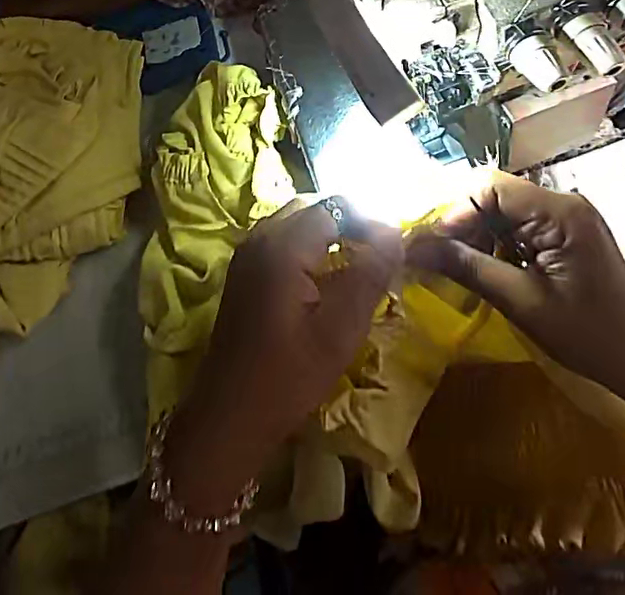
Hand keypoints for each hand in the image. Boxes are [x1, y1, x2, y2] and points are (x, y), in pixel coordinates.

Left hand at [166, 199, 401, 511]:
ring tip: (359, 262)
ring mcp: (247, 254)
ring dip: (330, 233)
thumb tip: (394, 231)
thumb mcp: (340, 329)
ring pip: (298, 221)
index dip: (370, 220)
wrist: (228, 418)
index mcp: (283, 245)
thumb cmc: (288, 376)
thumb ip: (370, 274)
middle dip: (351, 222)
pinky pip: (283, 239)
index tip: (396, 247)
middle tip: (380, 252)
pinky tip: (327, 278)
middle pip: (315, 207)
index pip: (337, 207)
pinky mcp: (244, 273)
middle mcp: (260, 237)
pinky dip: (310, 246)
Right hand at [404, 170, 624, 387]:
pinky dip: (501, 243)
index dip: (458, 213)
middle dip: (467, 225)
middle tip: (445, 259)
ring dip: (481, 235)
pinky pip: (523, 225)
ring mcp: (570, 216)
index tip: (435, 247)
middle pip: (498, 196)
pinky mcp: (569, 232)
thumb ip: (468, 267)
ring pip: (507, 211)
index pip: (492, 189)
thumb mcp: (521, 301)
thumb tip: (415, 249)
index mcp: (560, 212)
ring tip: (465, 267)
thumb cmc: (587, 334)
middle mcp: (565, 202)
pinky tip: (492, 269)